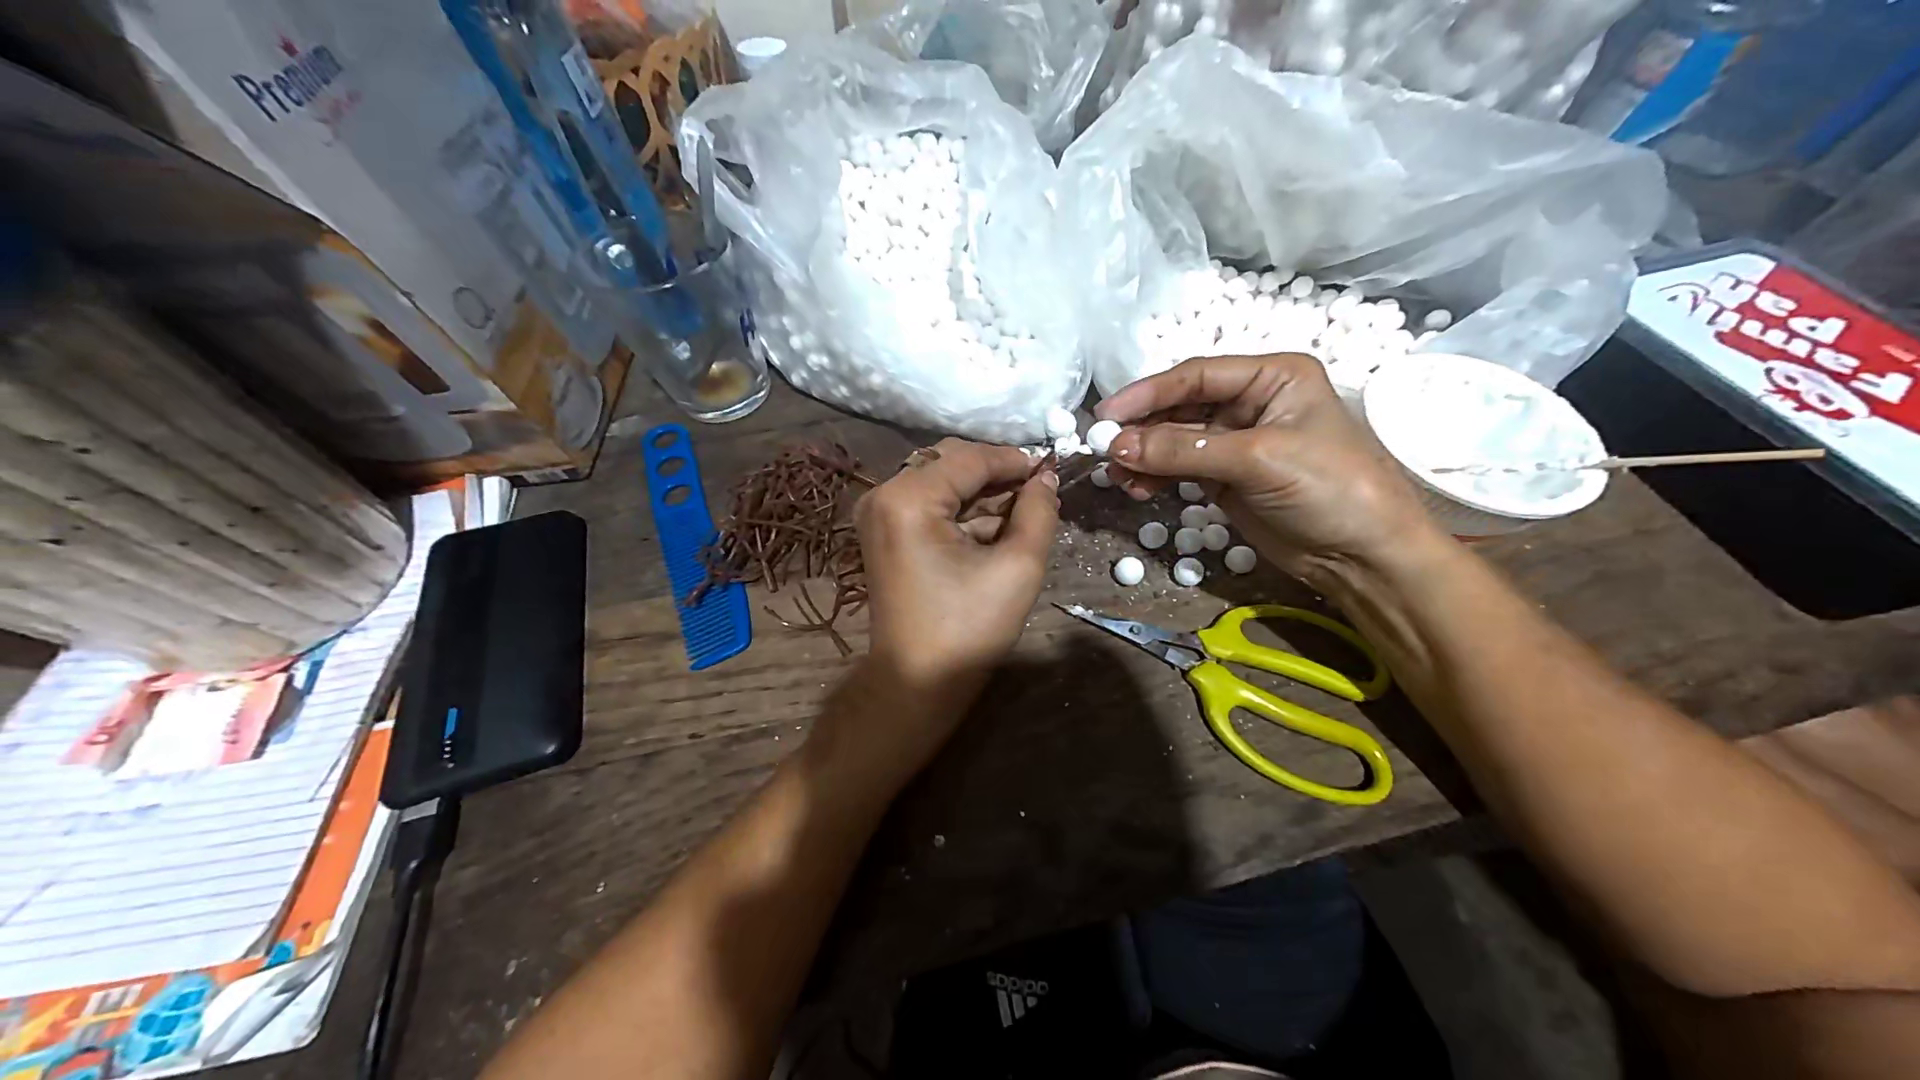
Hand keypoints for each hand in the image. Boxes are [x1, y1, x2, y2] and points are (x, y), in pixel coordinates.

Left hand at [856, 438, 1058, 695]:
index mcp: (908, 499)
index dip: (1016, 460)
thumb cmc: (967, 628)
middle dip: (997, 474)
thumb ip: (1038, 512)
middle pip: (950, 461)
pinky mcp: (884, 532)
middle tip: (1037, 492)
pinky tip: (994, 528)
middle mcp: (884, 495)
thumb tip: (1046, 477)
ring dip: (981, 493)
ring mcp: (879, 514)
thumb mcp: (1017, 567)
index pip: (970, 458)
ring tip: (1022, 513)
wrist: (916, 682)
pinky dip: (962, 510)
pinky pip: (928, 503)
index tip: (1053, 469)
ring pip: (941, 481)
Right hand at [1096, 354, 1439, 582]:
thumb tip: (1116, 446)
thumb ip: (1184, 450)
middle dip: (1142, 429)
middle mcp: (1251, 403)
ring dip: (1143, 456)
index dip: (1148, 393)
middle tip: (1104, 451)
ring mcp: (1236, 443)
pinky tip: (1138, 488)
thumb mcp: (1258, 459)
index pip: (1196, 375)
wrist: (1364, 556)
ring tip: (1118, 477)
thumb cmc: (1329, 489)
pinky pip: (1179, 469)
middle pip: (1180, 407)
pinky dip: (1155, 476)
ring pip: (1174, 440)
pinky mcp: (1226, 479)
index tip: (1106, 416)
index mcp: (1272, 377)